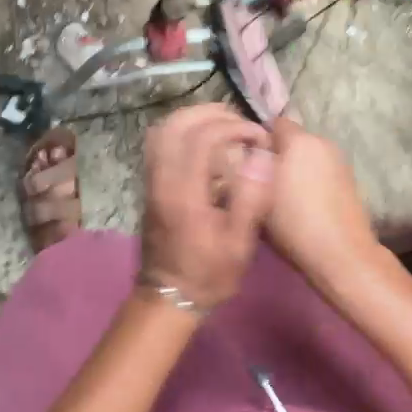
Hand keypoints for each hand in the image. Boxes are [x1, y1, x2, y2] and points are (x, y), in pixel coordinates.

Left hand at [139, 105, 274, 308]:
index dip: (234, 127)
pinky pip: (159, 143)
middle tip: (241, 124)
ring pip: (162, 130)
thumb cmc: (208, 273)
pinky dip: (182, 131)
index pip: (203, 137)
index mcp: (184, 192)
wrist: (168, 297)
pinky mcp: (149, 184)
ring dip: (194, 119)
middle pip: (176, 123)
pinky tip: (205, 142)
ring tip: (225, 126)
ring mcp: (151, 180)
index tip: (258, 138)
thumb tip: (262, 156)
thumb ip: (251, 198)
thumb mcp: (239, 244)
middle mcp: (161, 179)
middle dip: (212, 114)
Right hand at [265, 119, 386, 287]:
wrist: (340, 253)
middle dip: (279, 154)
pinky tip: (304, 204)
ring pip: (308, 156)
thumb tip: (250, 155)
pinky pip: (322, 171)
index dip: (260, 138)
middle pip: (294, 139)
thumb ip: (252, 168)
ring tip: (282, 195)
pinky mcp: (350, 180)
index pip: (276, 122)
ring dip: (296, 168)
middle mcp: (323, 143)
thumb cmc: (293, 223)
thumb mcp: (258, 196)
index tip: (247, 158)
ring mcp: (340, 161)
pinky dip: (311, 180)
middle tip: (261, 180)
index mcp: (300, 140)